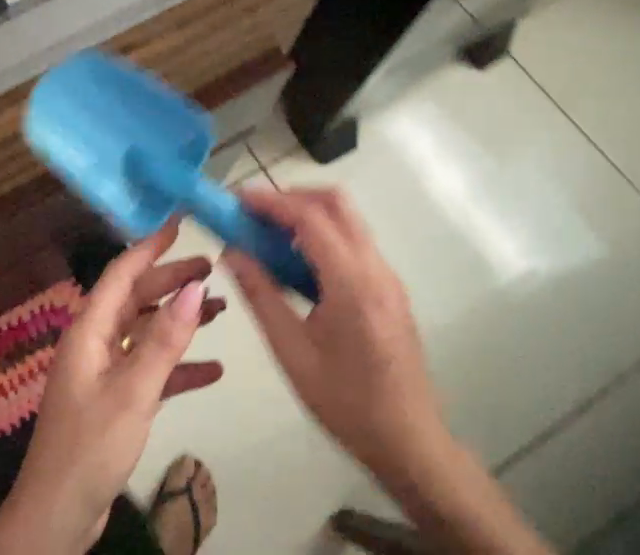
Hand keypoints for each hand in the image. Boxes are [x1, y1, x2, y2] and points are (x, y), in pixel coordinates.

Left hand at [0, 218, 224, 554]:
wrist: (59, 511)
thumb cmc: (91, 444)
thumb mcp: (133, 390)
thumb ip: (164, 339)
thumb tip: (191, 287)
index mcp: (89, 330)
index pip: (121, 273)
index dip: (149, 246)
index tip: (179, 223)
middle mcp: (94, 343)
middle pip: (136, 300)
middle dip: (171, 281)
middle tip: (212, 268)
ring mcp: (103, 373)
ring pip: (145, 334)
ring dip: (179, 321)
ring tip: (220, 309)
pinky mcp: (114, 402)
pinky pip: (150, 371)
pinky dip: (178, 367)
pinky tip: (214, 370)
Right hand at [223, 185, 452, 477]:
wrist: (409, 442)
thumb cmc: (345, 402)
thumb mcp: (291, 351)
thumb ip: (260, 295)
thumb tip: (230, 252)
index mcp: (353, 283)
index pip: (310, 218)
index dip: (270, 202)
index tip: (235, 200)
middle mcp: (377, 269)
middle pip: (336, 204)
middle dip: (291, 198)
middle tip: (253, 214)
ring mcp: (388, 278)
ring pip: (347, 221)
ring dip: (307, 215)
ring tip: (266, 236)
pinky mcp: (389, 290)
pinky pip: (354, 244)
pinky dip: (322, 237)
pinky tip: (295, 264)